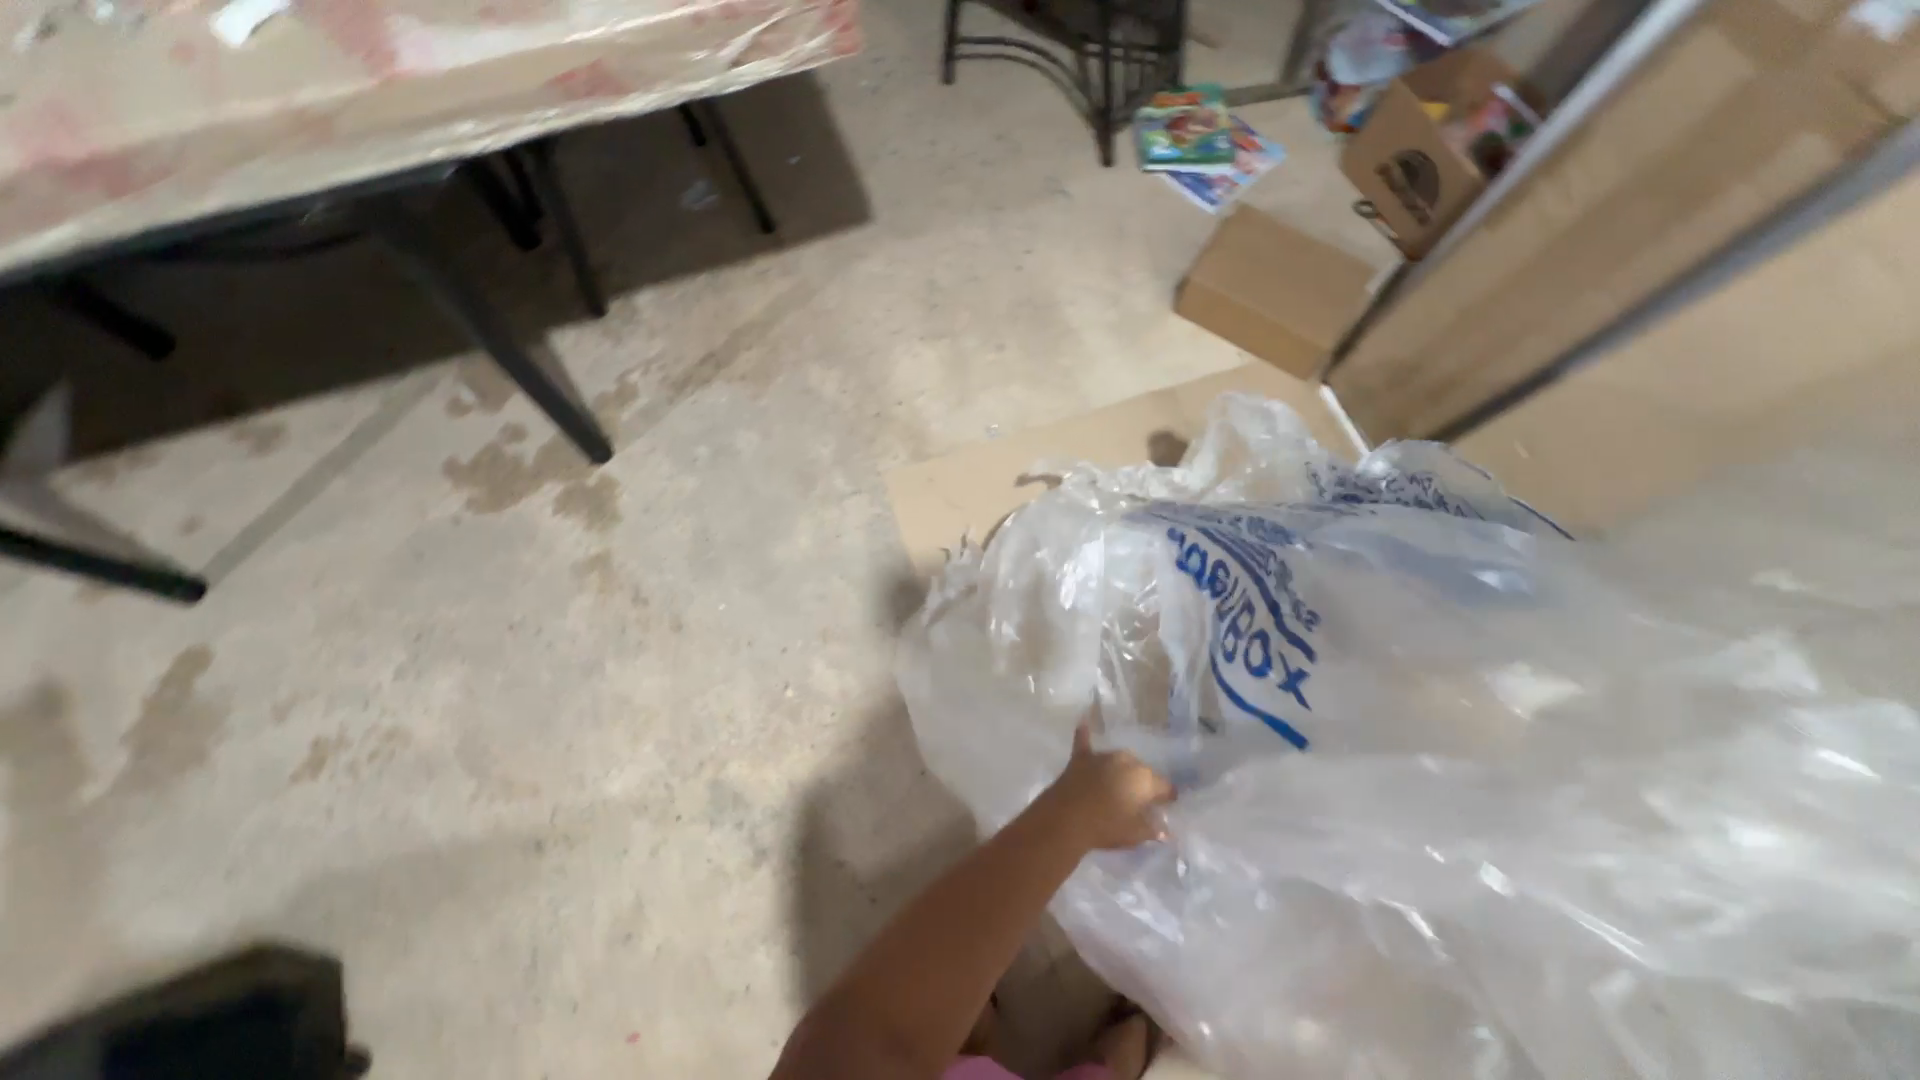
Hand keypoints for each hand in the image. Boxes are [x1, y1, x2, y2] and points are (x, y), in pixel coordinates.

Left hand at [1044, 724, 1175, 850]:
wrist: (1066, 820)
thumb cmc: (1106, 828)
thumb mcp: (1135, 834)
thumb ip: (1153, 829)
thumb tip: (1165, 830)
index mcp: (1145, 779)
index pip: (1165, 786)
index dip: (1166, 797)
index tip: (1165, 806)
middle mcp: (1127, 761)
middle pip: (1142, 771)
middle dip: (1142, 783)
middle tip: (1137, 800)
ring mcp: (1102, 757)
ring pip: (1119, 760)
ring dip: (1120, 770)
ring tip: (1117, 784)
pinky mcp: (1080, 758)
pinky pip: (1084, 741)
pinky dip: (1085, 734)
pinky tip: (1084, 723)